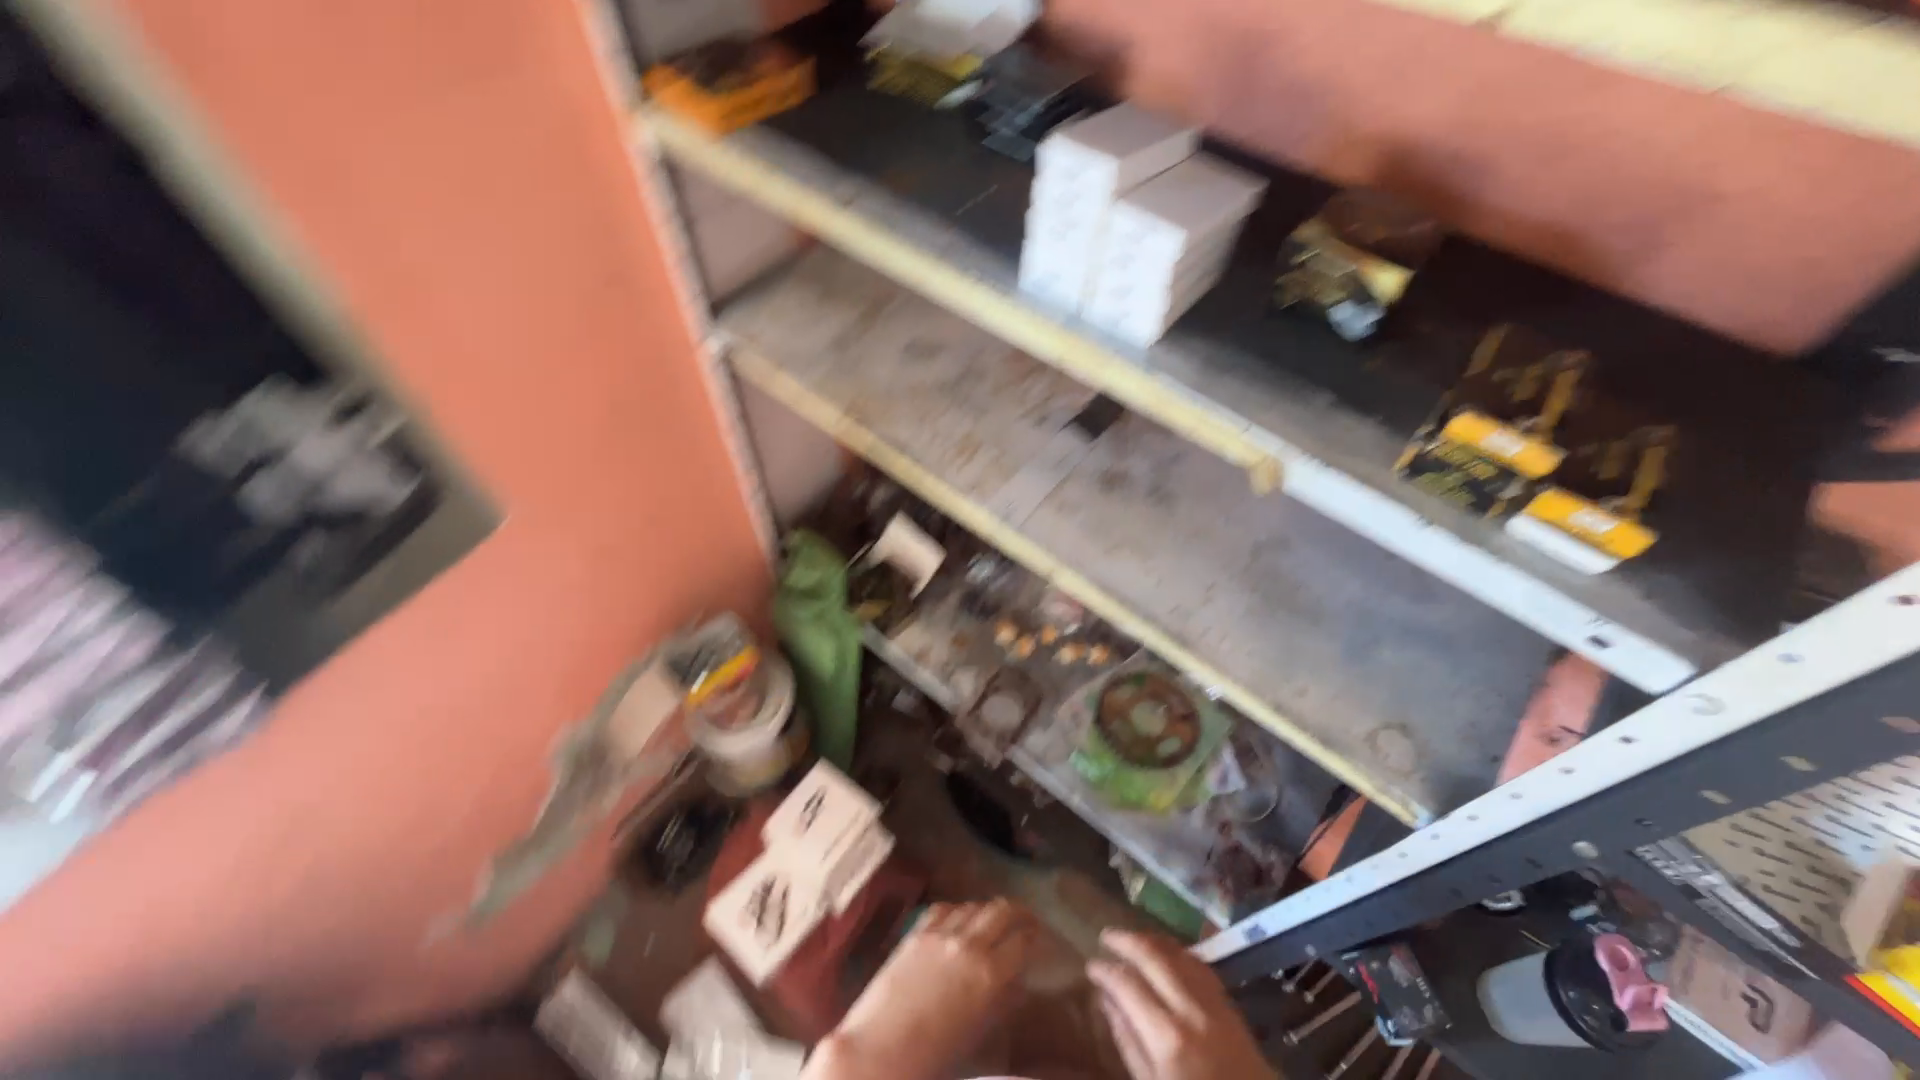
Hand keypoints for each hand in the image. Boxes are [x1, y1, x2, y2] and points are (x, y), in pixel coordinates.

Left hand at [811, 899, 1037, 1079]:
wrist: (881, 1049)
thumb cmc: (936, 1053)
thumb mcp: (981, 1030)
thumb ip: (1004, 1000)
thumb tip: (1017, 980)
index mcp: (991, 974)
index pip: (1023, 941)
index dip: (1034, 937)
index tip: (1037, 939)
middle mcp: (969, 945)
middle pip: (1003, 911)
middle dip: (1019, 913)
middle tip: (1024, 920)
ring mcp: (940, 935)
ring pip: (974, 905)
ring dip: (988, 911)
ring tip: (991, 920)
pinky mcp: (916, 933)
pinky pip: (944, 908)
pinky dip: (958, 910)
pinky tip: (959, 919)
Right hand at [1088, 930, 1278, 1079]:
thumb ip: (1128, 1042)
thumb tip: (1106, 1000)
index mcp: (1166, 1038)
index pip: (1128, 985)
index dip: (1106, 971)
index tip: (1091, 966)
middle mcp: (1190, 1011)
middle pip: (1154, 959)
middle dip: (1126, 941)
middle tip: (1106, 937)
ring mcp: (1214, 1005)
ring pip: (1179, 955)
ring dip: (1152, 940)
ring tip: (1132, 938)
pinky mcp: (1230, 1007)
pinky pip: (1201, 966)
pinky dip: (1179, 952)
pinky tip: (1168, 952)